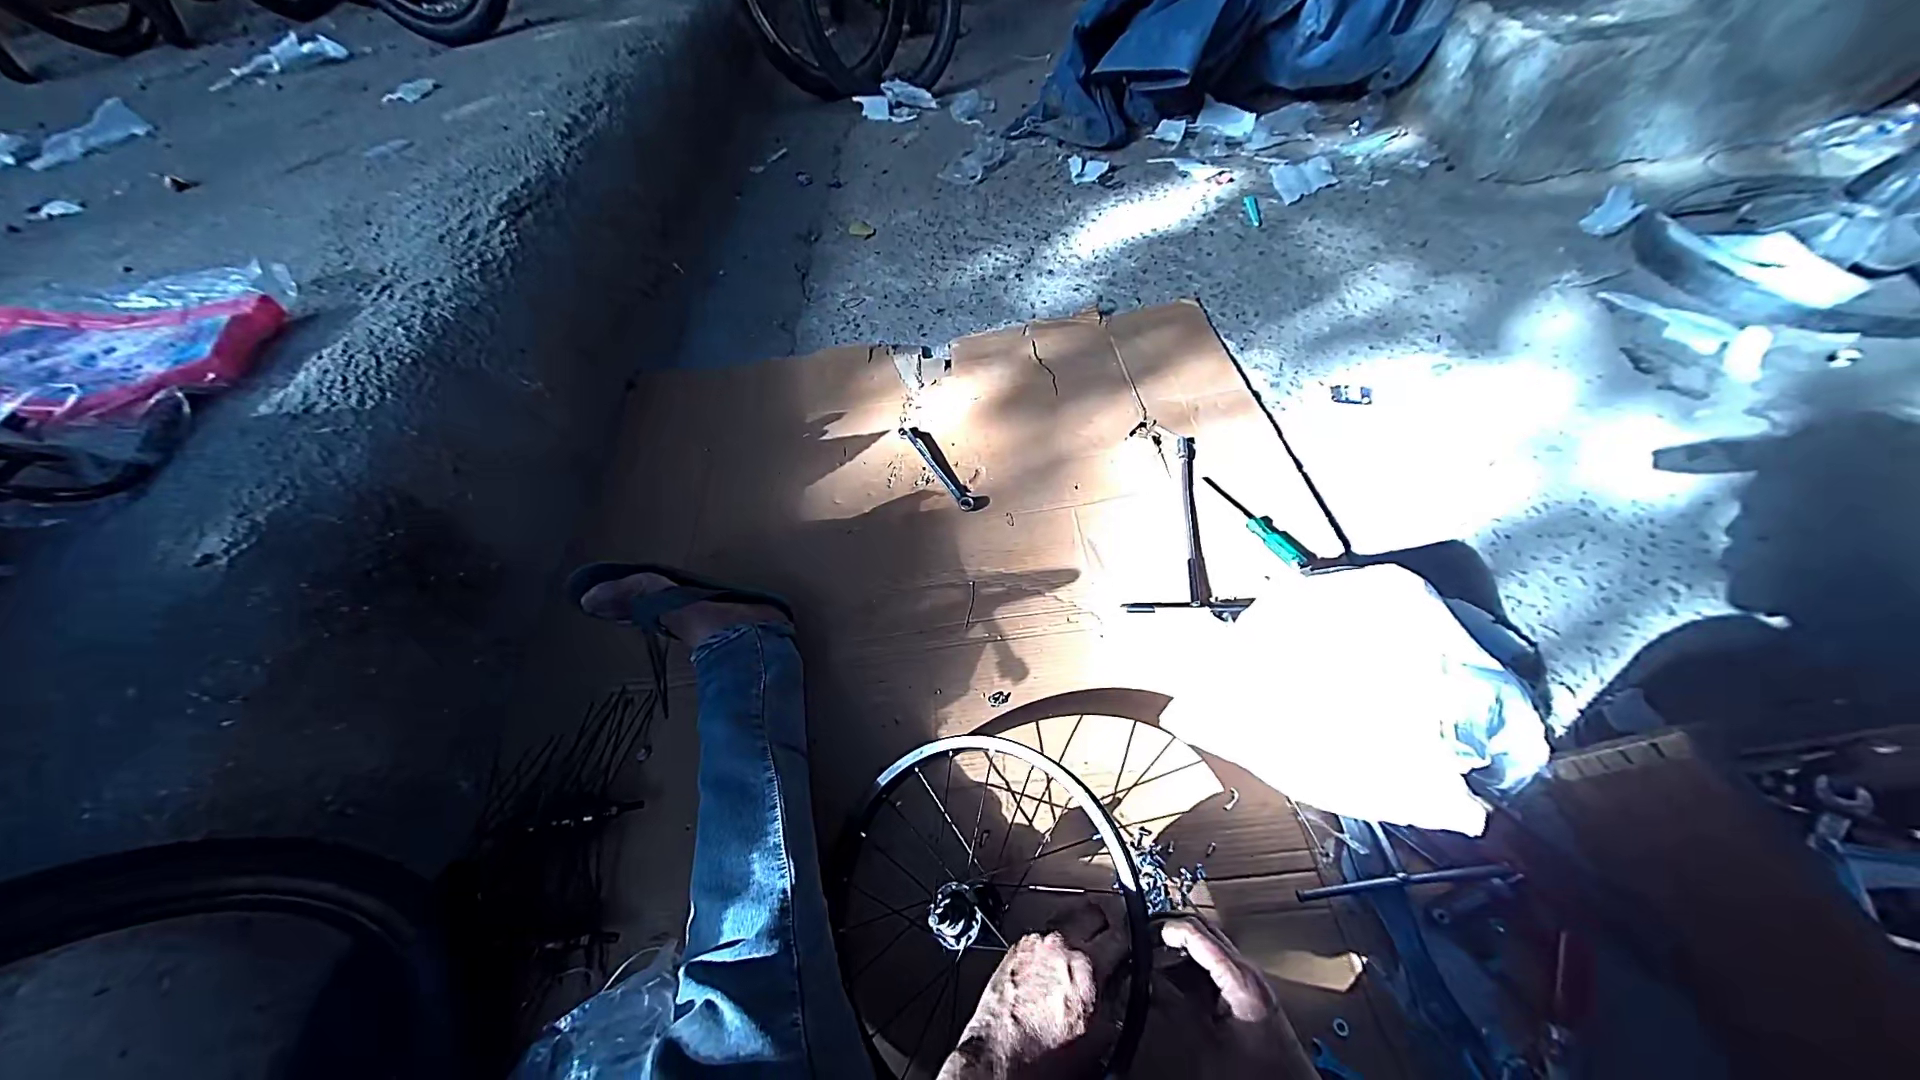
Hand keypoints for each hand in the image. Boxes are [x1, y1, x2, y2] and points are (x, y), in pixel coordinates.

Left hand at [938, 902, 1127, 1079]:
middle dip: (1106, 924)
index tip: (1134, 945)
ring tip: (1085, 950)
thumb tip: (1125, 978)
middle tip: (1112, 940)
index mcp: (1086, 966)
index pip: (1121, 934)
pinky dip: (1057, 938)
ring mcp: (1037, 939)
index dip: (1132, 939)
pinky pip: (1046, 929)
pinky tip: (1058, 960)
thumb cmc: (1043, 1053)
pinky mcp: (1019, 943)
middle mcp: (1060, 944)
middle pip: (1094, 911)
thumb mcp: (1099, 1034)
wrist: (1001, 1054)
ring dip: (1080, 927)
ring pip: (1068, 915)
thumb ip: (1117, 996)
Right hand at [1151, 916, 1317, 1078]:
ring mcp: (1253, 978)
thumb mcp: (1207, 1045)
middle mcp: (1249, 971)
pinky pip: (1221, 957)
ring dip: (1187, 940)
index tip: (1146, 933)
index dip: (1169, 928)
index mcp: (1239, 979)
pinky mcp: (1253, 989)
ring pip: (1214, 940)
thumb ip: (1177, 1008)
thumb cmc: (1256, 1075)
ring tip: (1160, 951)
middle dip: (1175, 927)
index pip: (1198, 933)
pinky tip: (1183, 971)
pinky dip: (1198, 954)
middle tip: (1148, 936)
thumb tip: (1152, 981)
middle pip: (1207, 928)